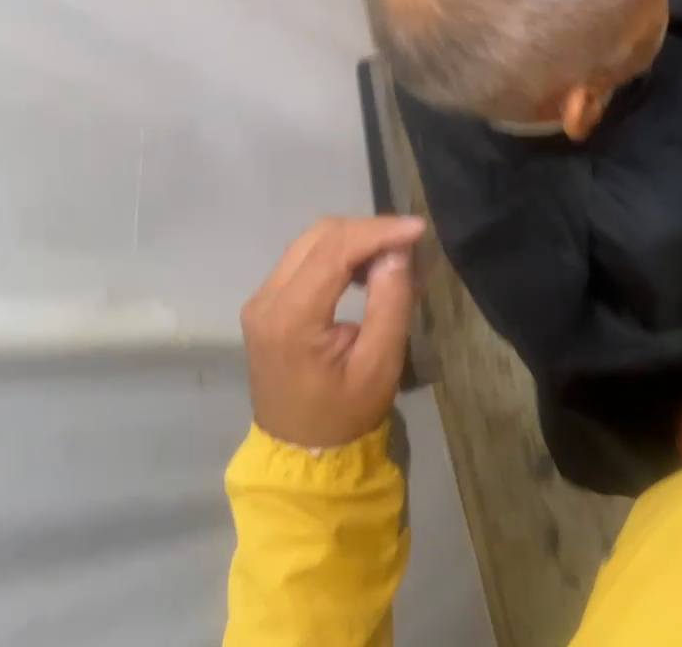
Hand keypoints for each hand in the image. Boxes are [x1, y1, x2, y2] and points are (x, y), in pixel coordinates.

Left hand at [240, 215, 427, 447]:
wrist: (301, 452)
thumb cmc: (345, 413)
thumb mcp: (380, 364)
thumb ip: (390, 303)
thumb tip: (398, 252)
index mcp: (291, 318)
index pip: (334, 250)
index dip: (379, 231)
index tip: (420, 230)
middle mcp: (266, 300)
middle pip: (320, 236)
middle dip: (369, 231)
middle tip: (409, 247)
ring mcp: (262, 300)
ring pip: (311, 241)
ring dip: (355, 240)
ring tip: (393, 260)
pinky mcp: (267, 303)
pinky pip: (305, 258)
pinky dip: (340, 253)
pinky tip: (365, 272)